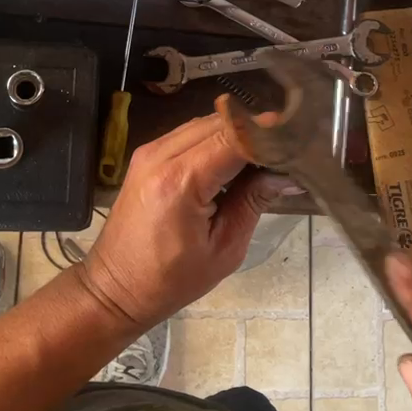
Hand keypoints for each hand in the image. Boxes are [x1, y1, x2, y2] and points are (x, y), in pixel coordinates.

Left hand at [78, 104, 294, 329]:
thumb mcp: (224, 249)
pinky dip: (213, 138)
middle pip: (219, 123)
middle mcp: (161, 155)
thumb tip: (288, 175)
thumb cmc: (170, 280)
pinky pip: (188, 133)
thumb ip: (254, 202)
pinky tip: (233, 158)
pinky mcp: (146, 154)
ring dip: (234, 133)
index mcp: (180, 182)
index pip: (233, 138)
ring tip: (264, 153)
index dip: (267, 133)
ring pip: (203, 123)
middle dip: (254, 131)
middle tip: (286, 148)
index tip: (297, 136)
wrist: (114, 287)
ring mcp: (149, 151)